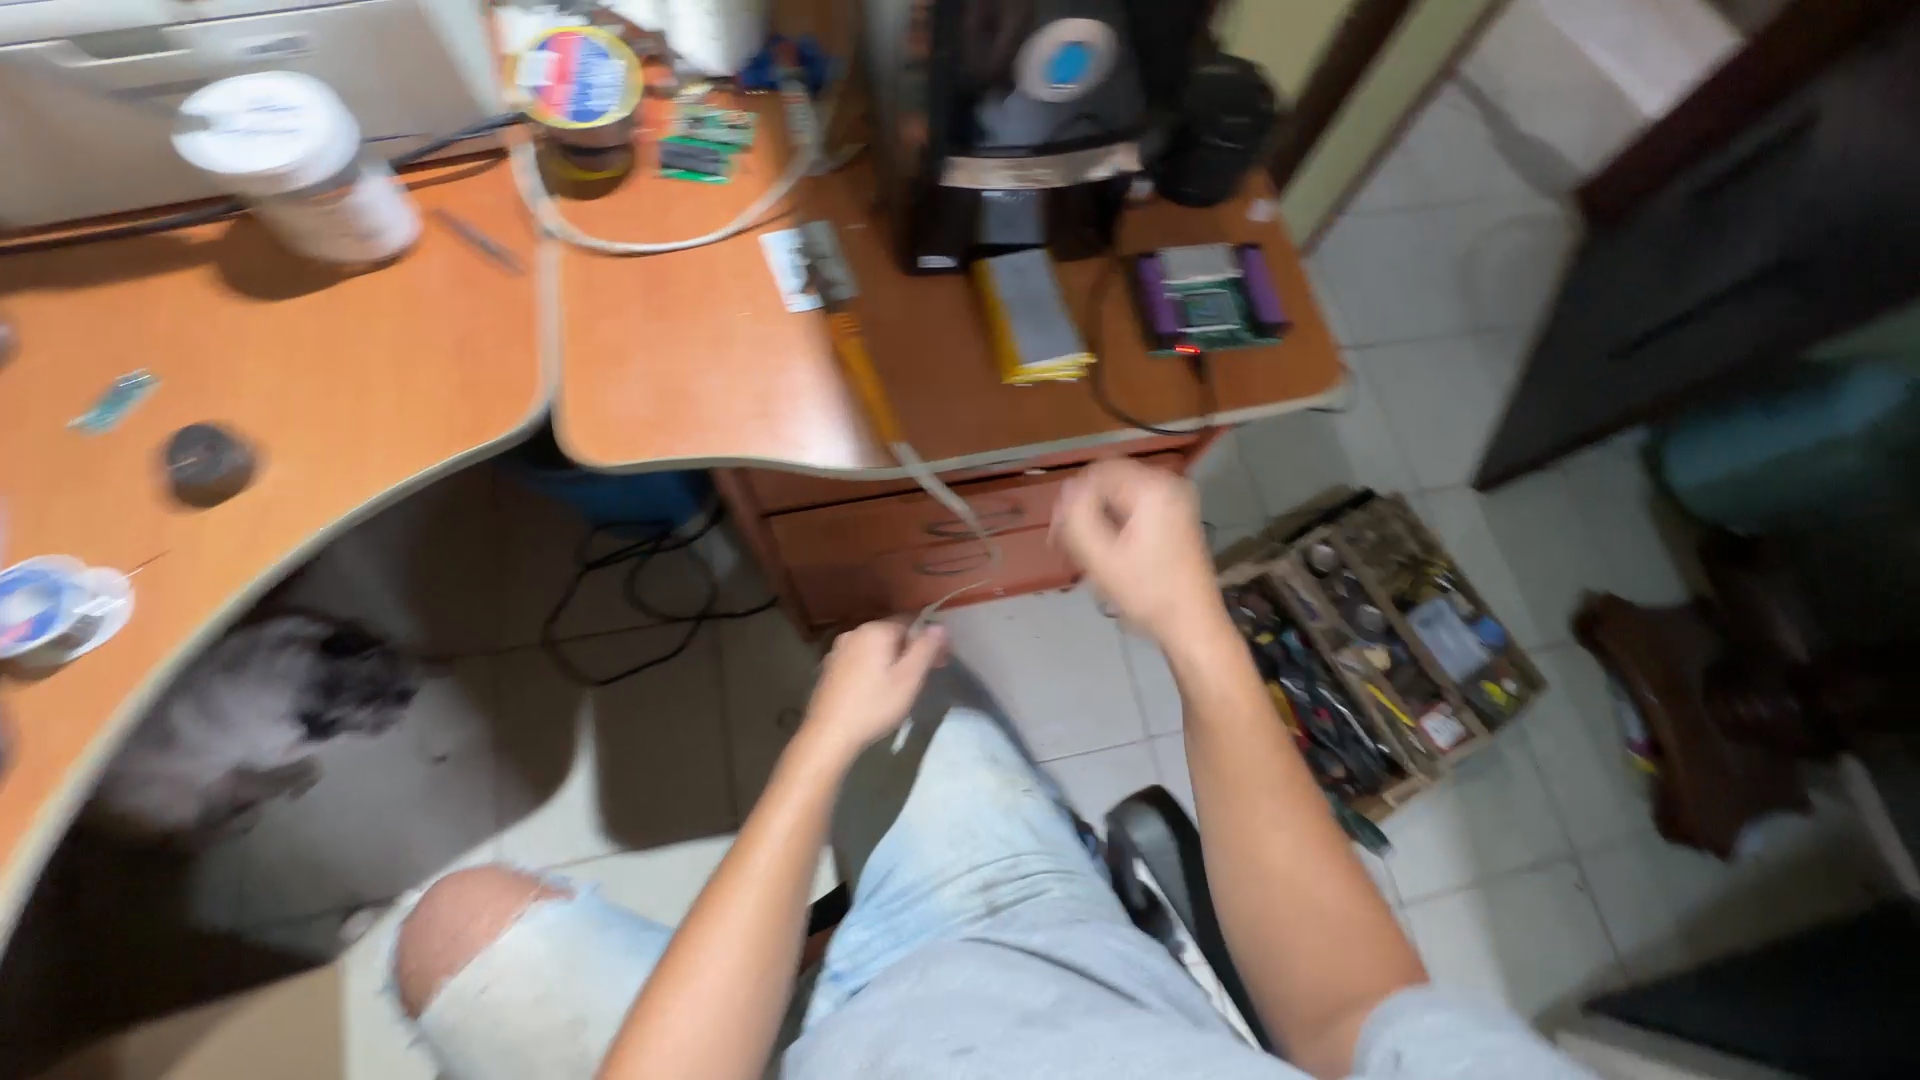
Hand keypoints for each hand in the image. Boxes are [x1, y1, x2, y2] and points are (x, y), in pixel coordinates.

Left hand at [799, 619, 947, 758]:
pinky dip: (873, 667)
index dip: (929, 638)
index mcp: (874, 631)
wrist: (829, 734)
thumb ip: (926, 648)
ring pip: (875, 647)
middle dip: (911, 649)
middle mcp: (854, 633)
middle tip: (925, 674)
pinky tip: (876, 689)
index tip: (941, 659)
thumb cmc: (875, 705)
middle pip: (891, 633)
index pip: (910, 621)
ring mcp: (838, 650)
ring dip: (892, 659)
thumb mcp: (909, 678)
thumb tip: (939, 625)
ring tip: (903, 684)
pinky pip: (859, 659)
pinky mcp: (829, 668)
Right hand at [1051, 458, 1223, 643]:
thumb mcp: (1101, 557)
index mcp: (1152, 489)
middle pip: (1108, 483)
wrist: (1192, 624)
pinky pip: (1133, 509)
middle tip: (1066, 545)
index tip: (1058, 533)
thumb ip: (1077, 517)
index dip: (1071, 498)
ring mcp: (1174, 502)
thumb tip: (1065, 491)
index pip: (1096, 474)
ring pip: (1118, 498)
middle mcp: (1167, 486)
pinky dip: (1114, 526)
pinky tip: (1103, 553)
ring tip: (1083, 554)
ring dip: (1096, 520)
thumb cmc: (1147, 593)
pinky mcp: (1175, 518)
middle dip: (1083, 511)